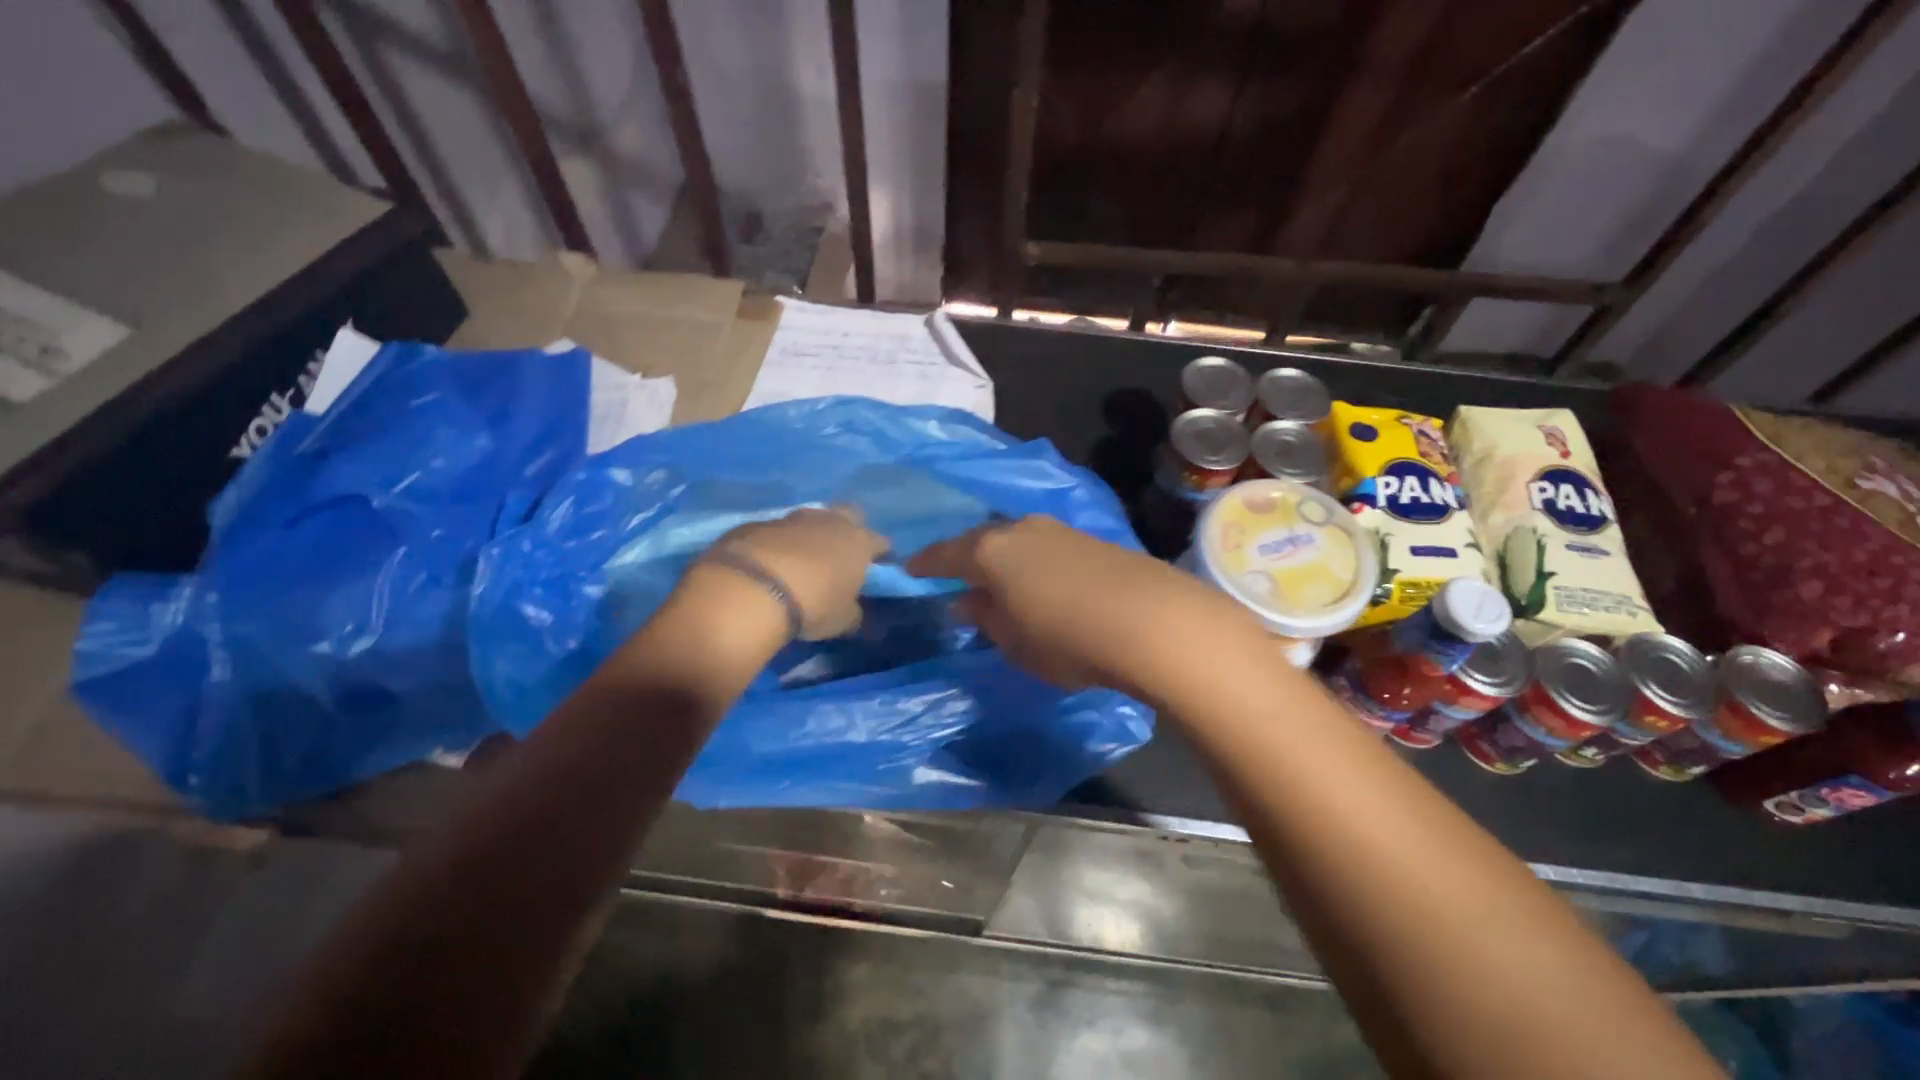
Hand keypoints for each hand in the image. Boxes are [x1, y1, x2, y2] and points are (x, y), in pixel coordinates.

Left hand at [709, 506, 887, 639]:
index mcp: (858, 541)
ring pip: (811, 517)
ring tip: (803, 557)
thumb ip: (853, 613)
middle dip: (849, 528)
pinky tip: (770, 561)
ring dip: (811, 533)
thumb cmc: (812, 604)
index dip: (880, 555)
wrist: (751, 588)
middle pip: (849, 514)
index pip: (880, 542)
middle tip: (841, 553)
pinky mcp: (758, 523)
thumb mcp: (841, 620)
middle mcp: (829, 521)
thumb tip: (855, 612)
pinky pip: (776, 530)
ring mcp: (792, 518)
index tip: (876, 569)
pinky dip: (778, 543)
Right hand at [907, 515, 1262, 694]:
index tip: (910, 572)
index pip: (944, 554)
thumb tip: (968, 601)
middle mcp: (1020, 529)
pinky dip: (1035, 564)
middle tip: (957, 579)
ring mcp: (1059, 530)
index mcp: (989, 551)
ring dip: (1005, 562)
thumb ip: (986, 619)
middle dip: (968, 559)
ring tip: (1001, 584)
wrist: (1153, 621)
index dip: (925, 565)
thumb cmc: (1067, 639)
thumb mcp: (1015, 643)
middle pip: (982, 541)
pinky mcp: (1092, 540)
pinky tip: (1041, 584)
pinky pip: (1046, 549)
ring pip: (1017, 542)